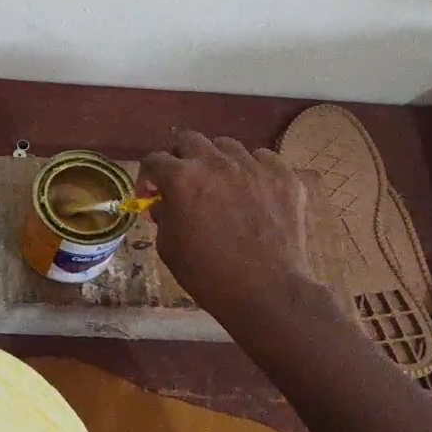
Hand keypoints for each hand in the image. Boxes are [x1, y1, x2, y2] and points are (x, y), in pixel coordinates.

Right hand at [141, 131, 316, 307]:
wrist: (266, 291)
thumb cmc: (207, 274)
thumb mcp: (168, 246)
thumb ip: (163, 214)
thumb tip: (166, 203)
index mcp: (182, 178)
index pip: (154, 161)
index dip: (147, 178)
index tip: (151, 196)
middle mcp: (216, 163)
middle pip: (189, 140)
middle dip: (180, 159)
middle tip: (184, 184)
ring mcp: (253, 167)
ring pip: (227, 146)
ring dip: (216, 162)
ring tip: (221, 186)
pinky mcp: (284, 177)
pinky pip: (263, 159)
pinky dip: (252, 171)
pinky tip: (253, 192)